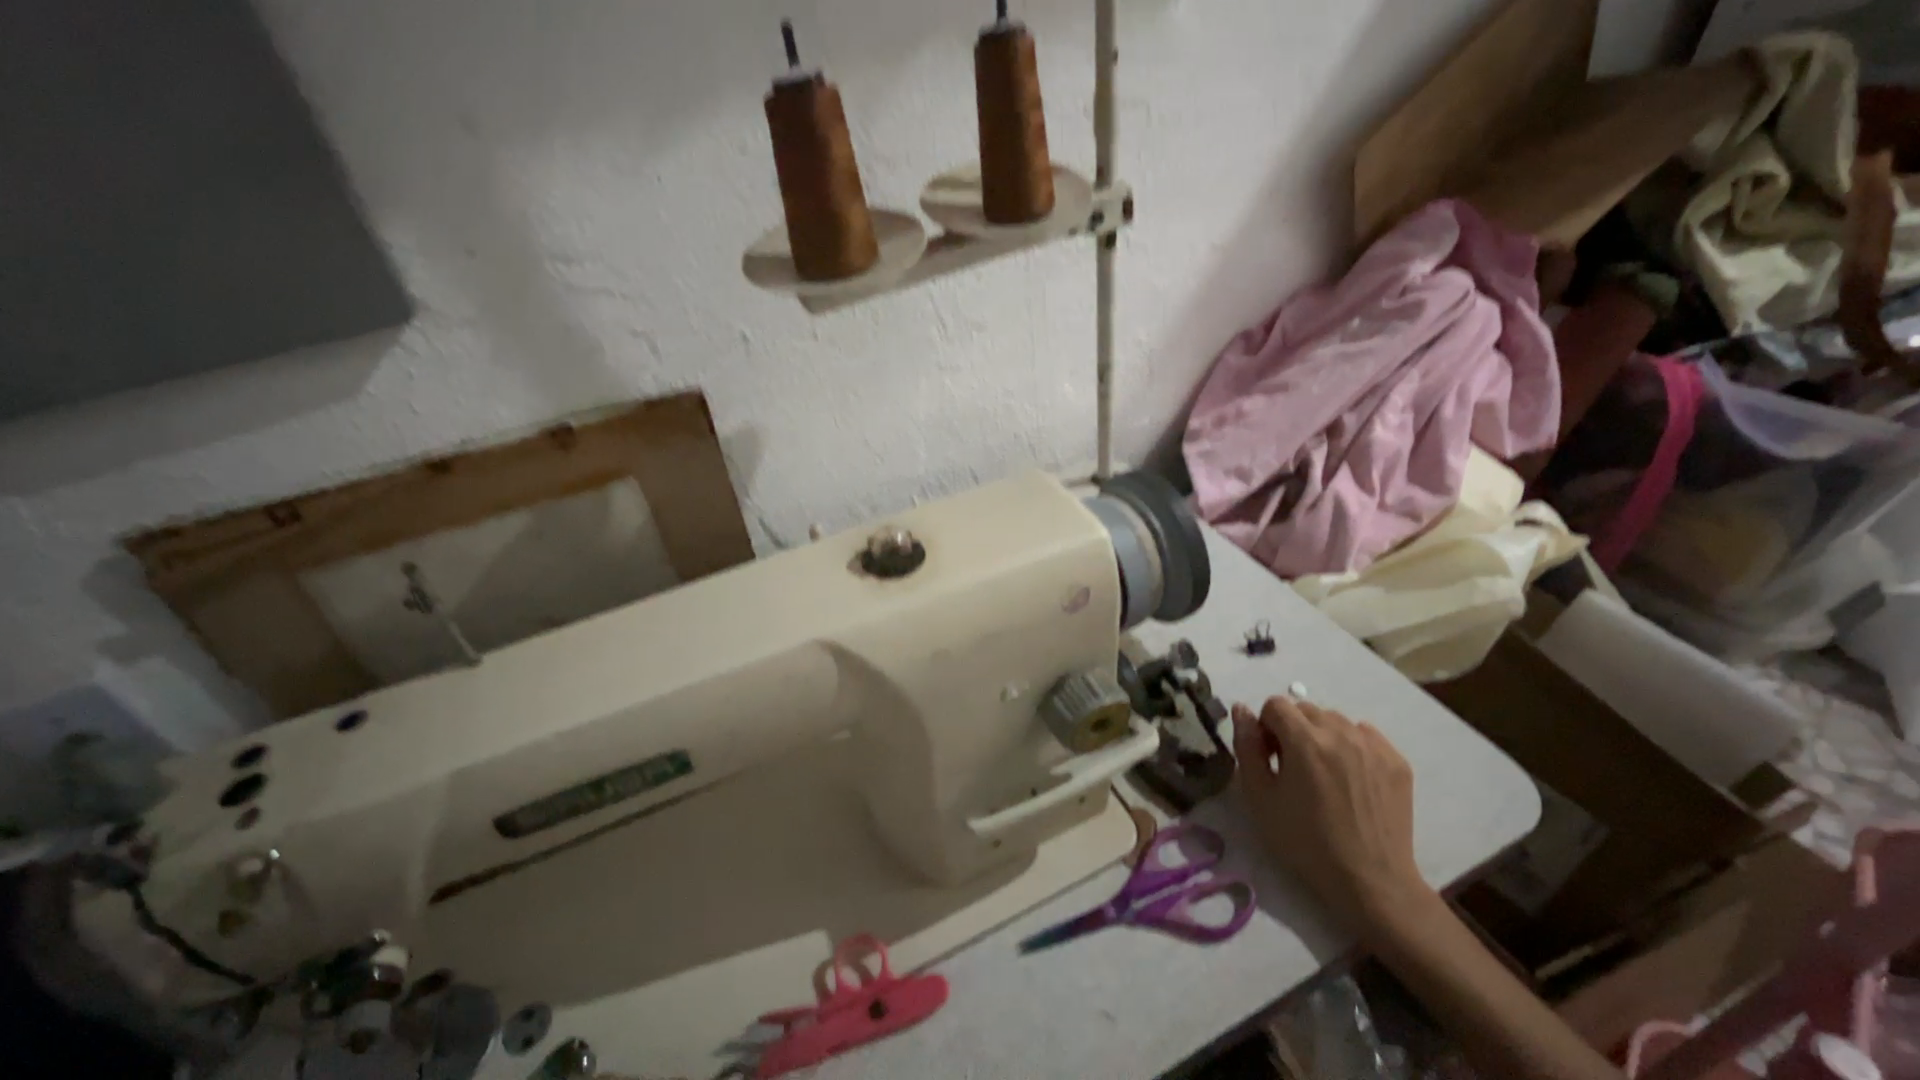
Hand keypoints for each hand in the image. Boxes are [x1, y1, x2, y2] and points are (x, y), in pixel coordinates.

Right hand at [1231, 696, 1429, 936]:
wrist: (1369, 880)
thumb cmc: (1305, 842)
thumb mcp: (1260, 798)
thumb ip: (1247, 747)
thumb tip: (1242, 710)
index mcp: (1305, 740)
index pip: (1276, 704)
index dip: (1266, 727)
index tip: (1270, 757)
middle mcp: (1342, 732)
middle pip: (1306, 710)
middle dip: (1293, 730)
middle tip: (1294, 768)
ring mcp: (1374, 745)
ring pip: (1337, 721)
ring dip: (1323, 736)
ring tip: (1324, 775)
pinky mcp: (1397, 761)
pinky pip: (1366, 736)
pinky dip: (1352, 747)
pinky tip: (1350, 780)